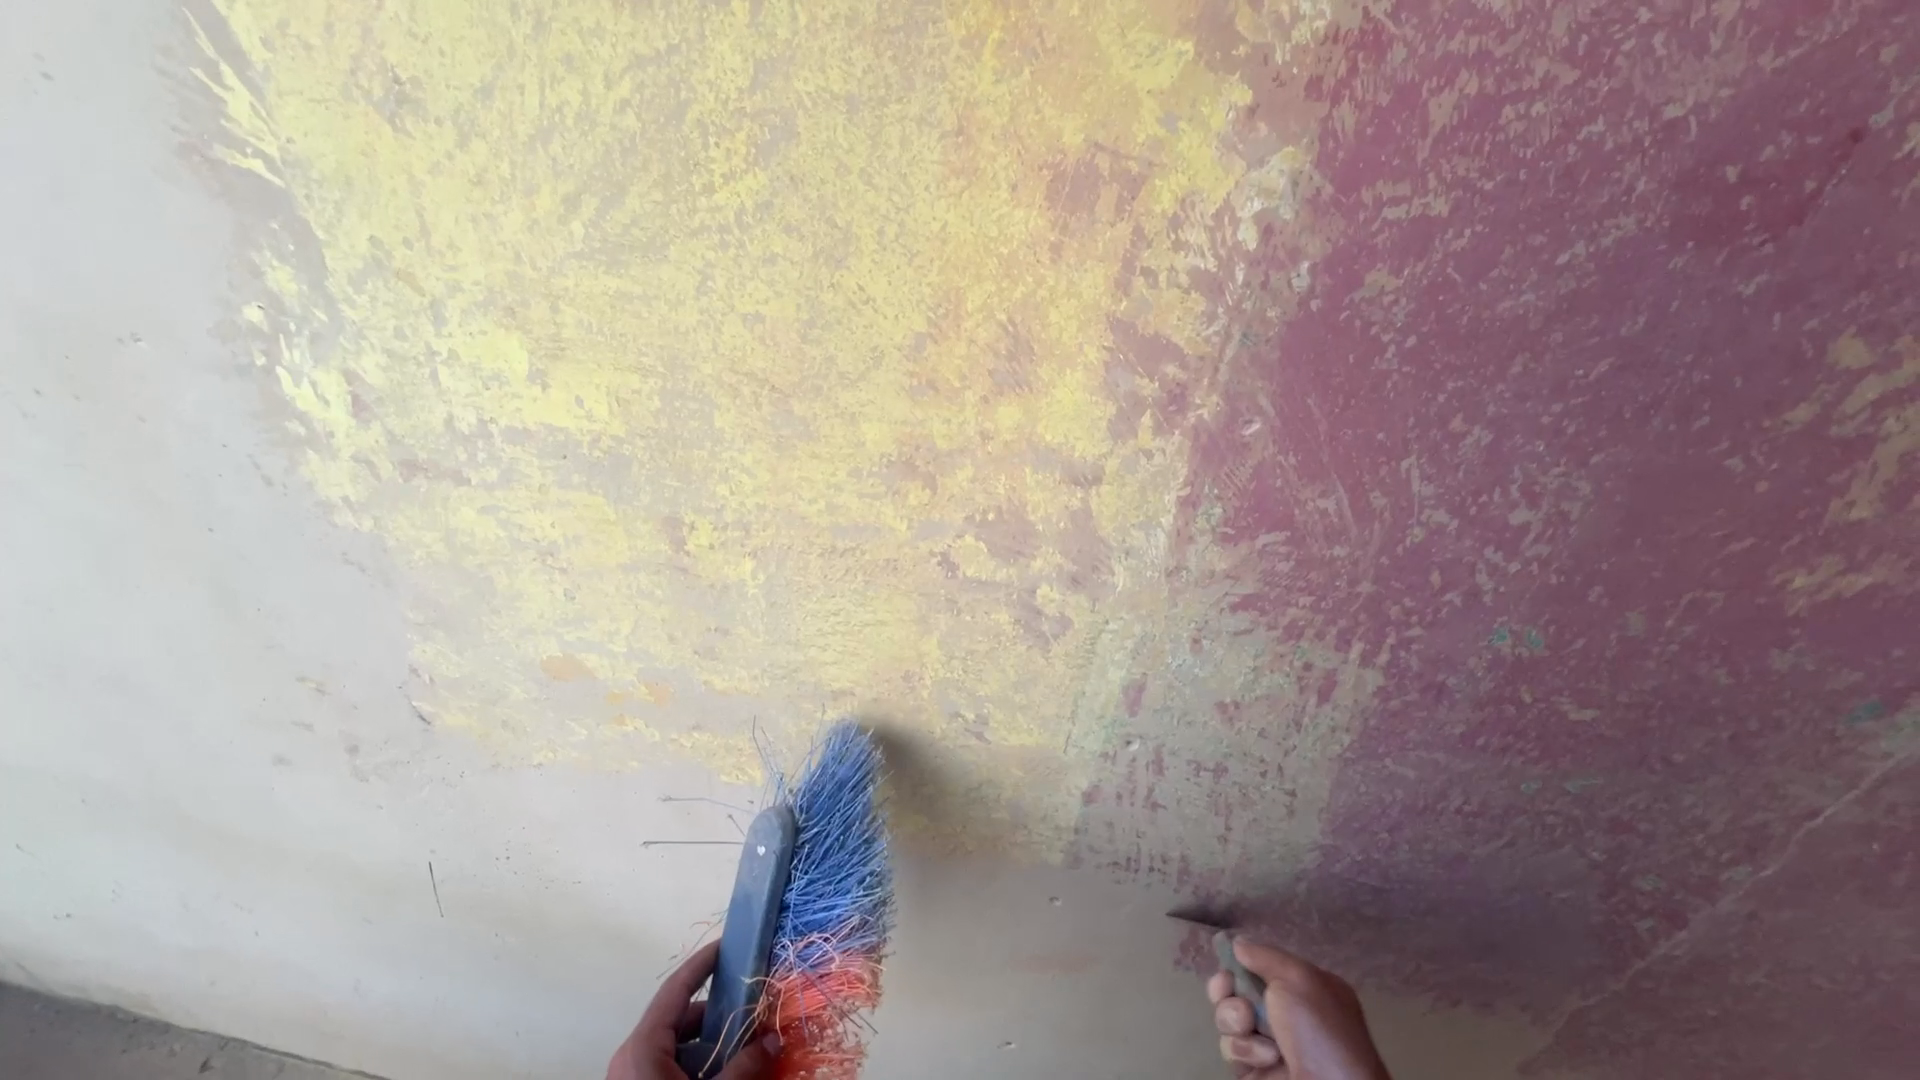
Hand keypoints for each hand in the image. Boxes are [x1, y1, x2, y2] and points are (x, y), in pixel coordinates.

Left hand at [606, 941, 781, 1079]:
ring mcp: (632, 1079)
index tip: (729, 945)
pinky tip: (727, 1077)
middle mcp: (632, 1057)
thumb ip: (745, 1067)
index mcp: (642, 1047)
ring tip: (747, 1052)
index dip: (703, 964)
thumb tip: (774, 1038)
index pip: (676, 989)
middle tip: (755, 1014)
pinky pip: (672, 1070)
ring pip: (679, 1048)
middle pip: (681, 1020)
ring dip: (714, 1046)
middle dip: (721, 1016)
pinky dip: (700, 1068)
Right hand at [1207, 938, 1391, 1079]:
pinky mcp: (1255, 1071)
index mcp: (1301, 989)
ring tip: (1259, 1038)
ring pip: (1228, 1021)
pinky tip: (1266, 1060)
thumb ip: (1264, 956)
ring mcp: (1268, 1044)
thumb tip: (1238, 944)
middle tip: (1244, 1010)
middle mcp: (1283, 1014)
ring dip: (1238, 1025)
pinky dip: (1245, 1052)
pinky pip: (1231, 1051)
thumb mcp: (1299, 978)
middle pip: (1233, 992)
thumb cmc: (1321, 1032)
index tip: (1228, 972)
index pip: (1256, 968)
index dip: (1236, 968)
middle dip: (1229, 997)